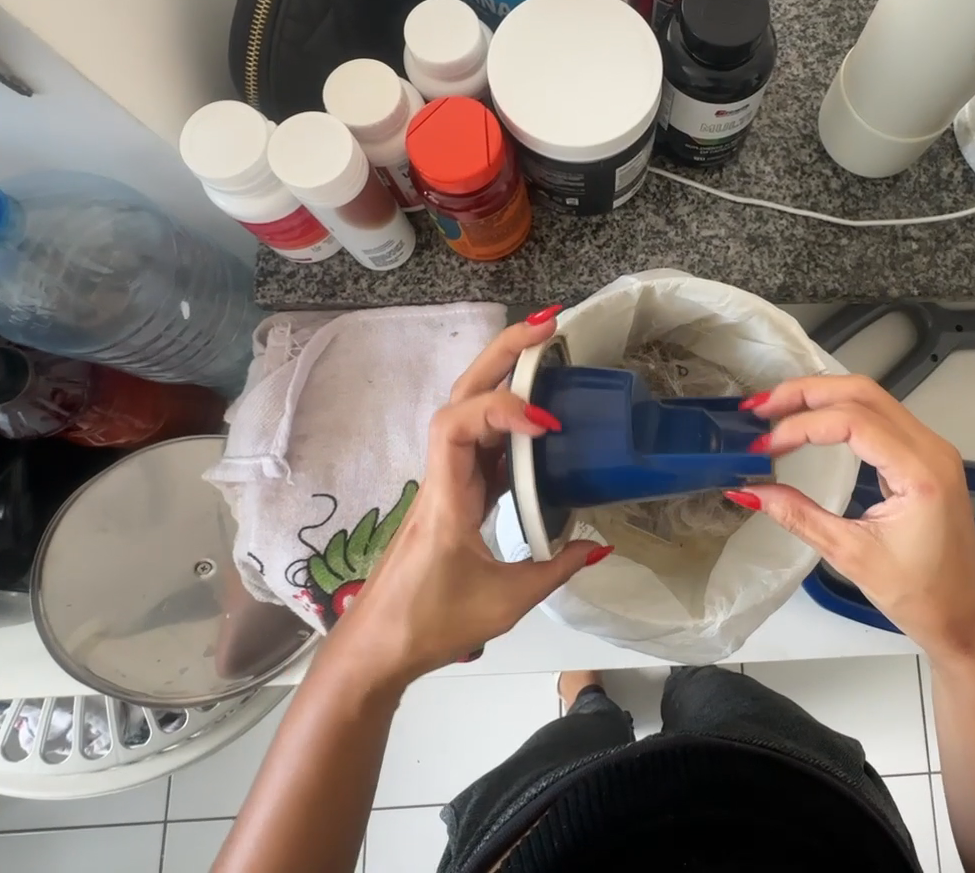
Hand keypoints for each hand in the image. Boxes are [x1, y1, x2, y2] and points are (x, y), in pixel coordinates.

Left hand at [333, 311, 608, 686]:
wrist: (376, 647)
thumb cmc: (430, 623)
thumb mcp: (505, 601)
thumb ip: (556, 569)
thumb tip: (598, 545)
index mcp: (447, 496)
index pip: (459, 424)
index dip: (502, 409)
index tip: (548, 425)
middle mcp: (443, 475)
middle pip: (461, 394)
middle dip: (502, 354)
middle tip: (548, 327)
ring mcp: (448, 480)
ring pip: (468, 409)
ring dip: (504, 376)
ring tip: (547, 352)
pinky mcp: (457, 491)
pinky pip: (482, 440)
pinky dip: (509, 418)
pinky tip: (539, 416)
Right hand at [732, 376, 974, 658]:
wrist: (965, 619)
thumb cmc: (919, 595)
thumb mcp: (851, 555)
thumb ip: (798, 514)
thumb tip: (749, 490)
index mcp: (921, 472)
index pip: (853, 422)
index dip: (802, 426)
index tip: (764, 447)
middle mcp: (931, 448)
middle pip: (862, 393)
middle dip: (806, 393)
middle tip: (760, 407)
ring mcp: (931, 448)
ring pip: (871, 398)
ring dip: (821, 397)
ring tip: (776, 409)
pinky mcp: (923, 456)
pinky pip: (879, 416)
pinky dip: (839, 412)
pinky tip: (810, 422)